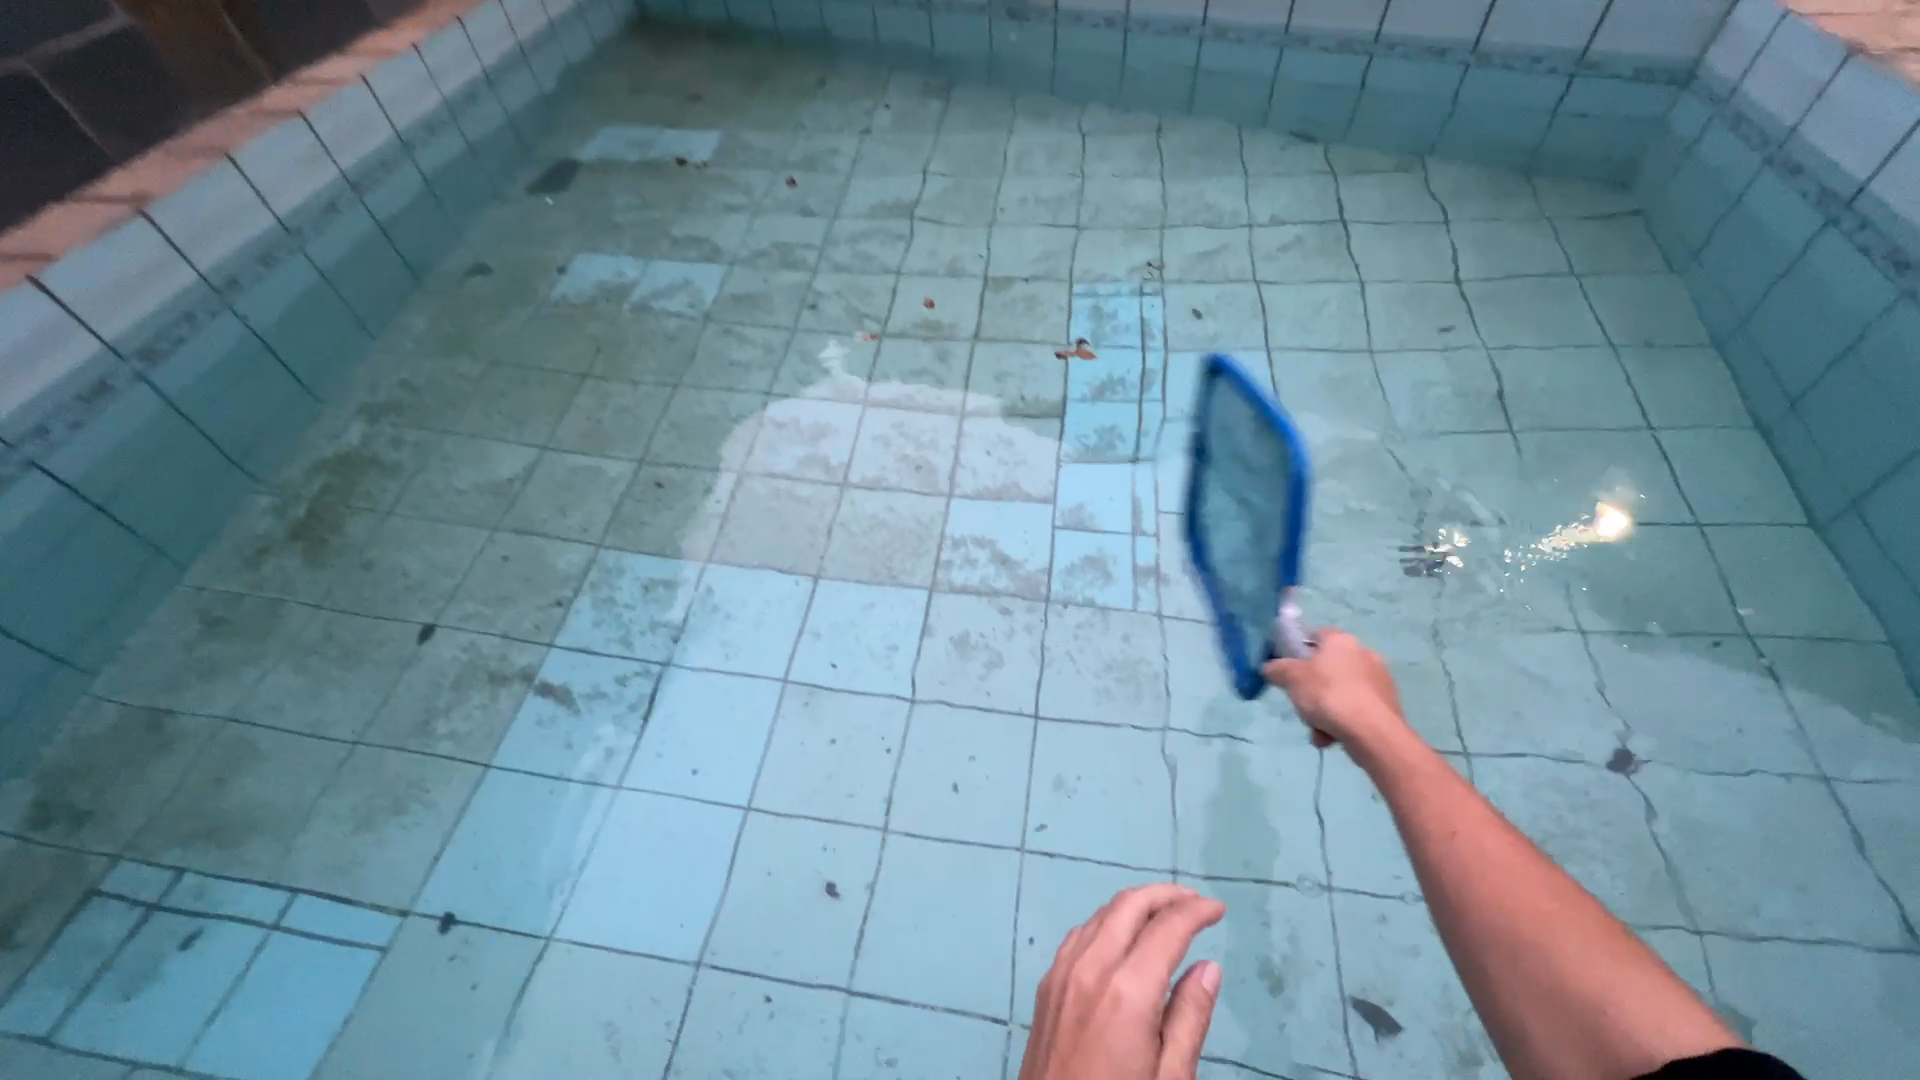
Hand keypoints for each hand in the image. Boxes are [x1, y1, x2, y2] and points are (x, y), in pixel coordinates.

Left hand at [1021, 885, 1225, 1079]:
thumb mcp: (1170, 1079)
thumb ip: (1190, 1018)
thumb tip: (1209, 966)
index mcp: (1127, 991)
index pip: (1167, 928)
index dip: (1196, 911)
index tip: (1219, 909)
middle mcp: (1090, 967)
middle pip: (1129, 904)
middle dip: (1166, 895)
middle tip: (1196, 903)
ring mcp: (1062, 972)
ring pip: (1102, 914)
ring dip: (1136, 905)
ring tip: (1166, 916)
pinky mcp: (1046, 985)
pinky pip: (1081, 934)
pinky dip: (1109, 922)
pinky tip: (1124, 939)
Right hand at [1262, 628, 1407, 749]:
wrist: (1373, 731)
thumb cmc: (1328, 695)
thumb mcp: (1291, 678)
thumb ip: (1276, 669)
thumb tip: (1269, 667)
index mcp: (1340, 640)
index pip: (1315, 635)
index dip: (1297, 650)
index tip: (1286, 669)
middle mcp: (1363, 653)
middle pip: (1327, 667)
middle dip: (1311, 688)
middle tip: (1301, 704)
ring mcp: (1379, 678)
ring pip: (1340, 691)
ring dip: (1325, 710)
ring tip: (1317, 730)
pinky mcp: (1388, 703)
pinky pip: (1356, 708)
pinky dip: (1343, 720)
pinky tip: (1332, 738)